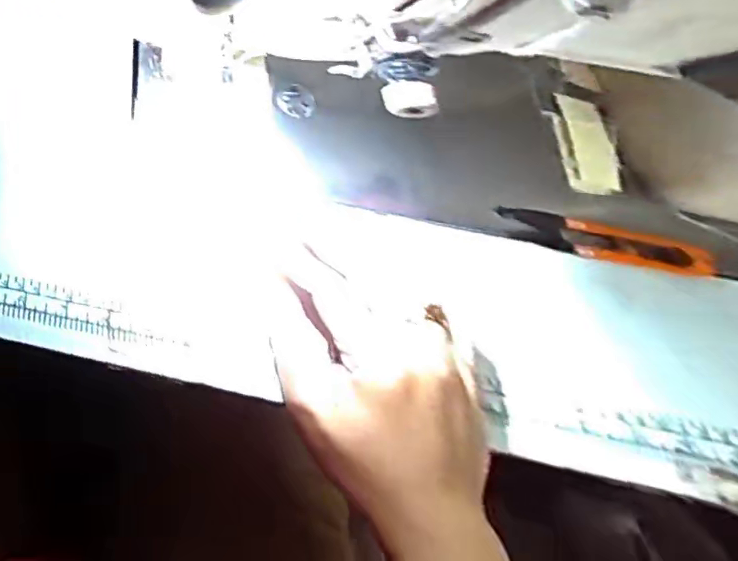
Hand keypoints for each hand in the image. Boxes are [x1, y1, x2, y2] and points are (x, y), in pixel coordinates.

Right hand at [270, 248, 501, 559]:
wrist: (432, 516)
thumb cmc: (361, 463)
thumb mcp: (312, 408)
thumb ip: (292, 342)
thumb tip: (274, 290)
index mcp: (379, 353)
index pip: (330, 290)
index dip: (298, 263)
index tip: (273, 240)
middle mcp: (418, 341)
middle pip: (369, 275)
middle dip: (331, 244)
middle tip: (302, 222)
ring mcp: (448, 350)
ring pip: (407, 285)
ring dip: (371, 257)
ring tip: (342, 236)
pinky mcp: (464, 363)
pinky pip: (443, 309)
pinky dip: (417, 285)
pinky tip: (400, 271)